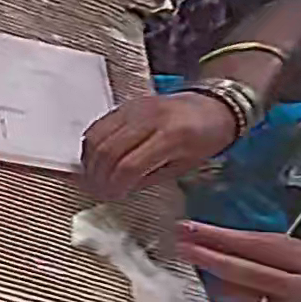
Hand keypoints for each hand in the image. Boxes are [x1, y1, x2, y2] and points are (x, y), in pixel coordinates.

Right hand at [81, 92, 237, 198]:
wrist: (211, 106)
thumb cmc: (203, 140)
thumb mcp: (183, 165)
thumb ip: (147, 177)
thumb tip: (116, 188)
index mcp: (173, 136)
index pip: (129, 165)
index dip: (116, 184)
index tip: (111, 196)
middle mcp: (149, 118)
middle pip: (107, 151)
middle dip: (98, 176)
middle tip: (97, 190)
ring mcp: (133, 109)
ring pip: (96, 138)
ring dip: (89, 162)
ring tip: (93, 177)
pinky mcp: (123, 106)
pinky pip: (96, 128)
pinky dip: (90, 148)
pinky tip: (94, 160)